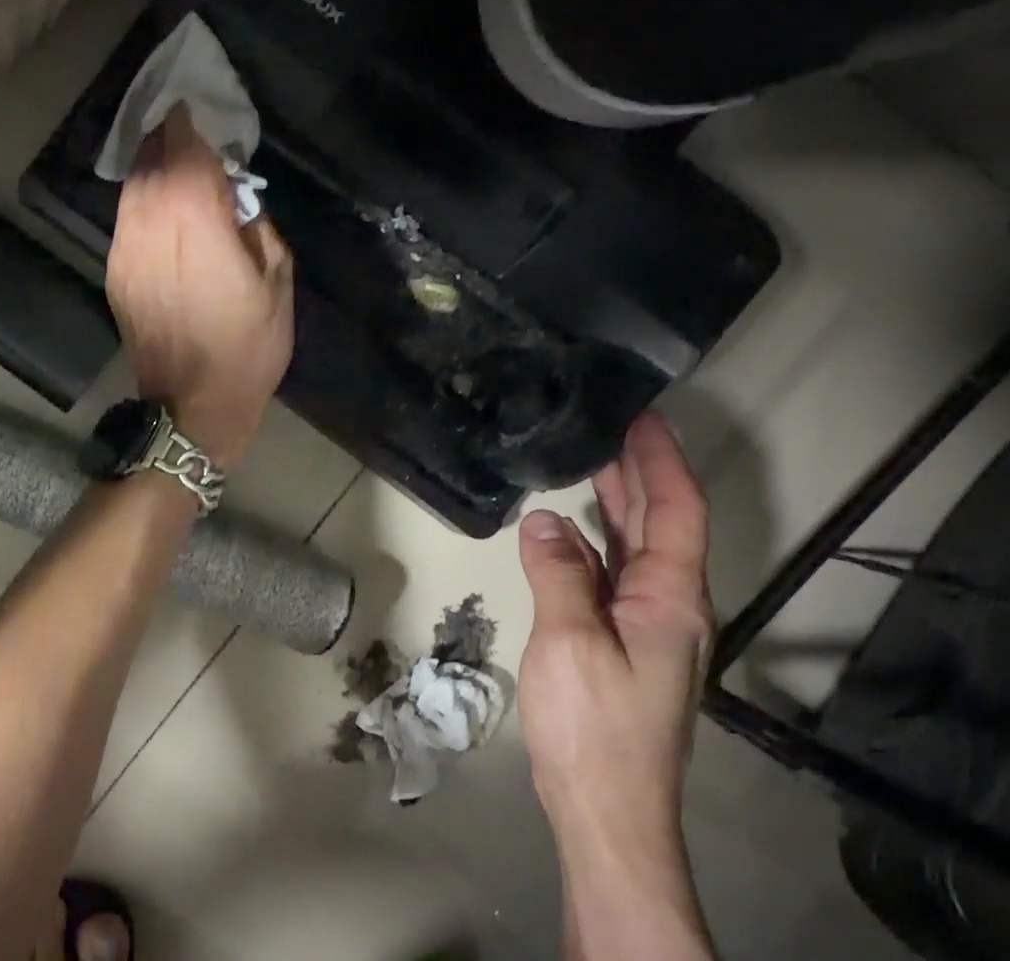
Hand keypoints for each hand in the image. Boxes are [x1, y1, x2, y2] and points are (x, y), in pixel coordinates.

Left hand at [106, 106, 293, 465]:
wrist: (192, 404)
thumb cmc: (246, 348)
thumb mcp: (277, 281)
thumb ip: (256, 226)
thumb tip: (236, 202)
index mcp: (195, 222)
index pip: (183, 151)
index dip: (187, 125)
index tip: (196, 108)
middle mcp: (150, 227)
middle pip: (150, 164)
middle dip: (167, 143)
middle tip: (187, 133)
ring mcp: (125, 252)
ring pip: (132, 191)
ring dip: (152, 172)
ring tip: (174, 167)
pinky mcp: (114, 275)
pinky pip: (125, 222)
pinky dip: (141, 205)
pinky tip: (161, 213)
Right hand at [516, 412, 714, 846]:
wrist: (606, 800)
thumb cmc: (594, 721)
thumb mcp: (571, 641)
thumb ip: (558, 574)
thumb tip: (541, 519)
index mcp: (671, 599)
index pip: (676, 512)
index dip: (661, 461)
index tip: (641, 416)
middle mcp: (668, 605)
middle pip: (659, 525)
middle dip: (638, 474)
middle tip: (606, 427)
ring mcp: (644, 626)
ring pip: (633, 551)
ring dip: (614, 506)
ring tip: (585, 463)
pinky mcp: (617, 643)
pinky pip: (608, 577)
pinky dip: (588, 545)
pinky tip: (563, 533)